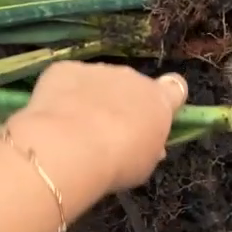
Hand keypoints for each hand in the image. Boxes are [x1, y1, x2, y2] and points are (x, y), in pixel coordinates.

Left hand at [15, 62, 185, 192]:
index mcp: (159, 100)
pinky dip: (64, 94)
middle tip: (109, 132)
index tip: (157, 114)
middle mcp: (131, 78)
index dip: (168, 99)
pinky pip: (68, 79)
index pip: (175, 88)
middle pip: (133, 85)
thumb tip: (148, 143)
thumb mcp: (145, 163)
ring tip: (76, 129)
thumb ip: (150, 147)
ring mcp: (98, 70)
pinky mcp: (65, 68)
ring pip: (99, 81)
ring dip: (93, 98)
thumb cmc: (118, 162)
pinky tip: (55, 117)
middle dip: (124, 102)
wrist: (70, 149)